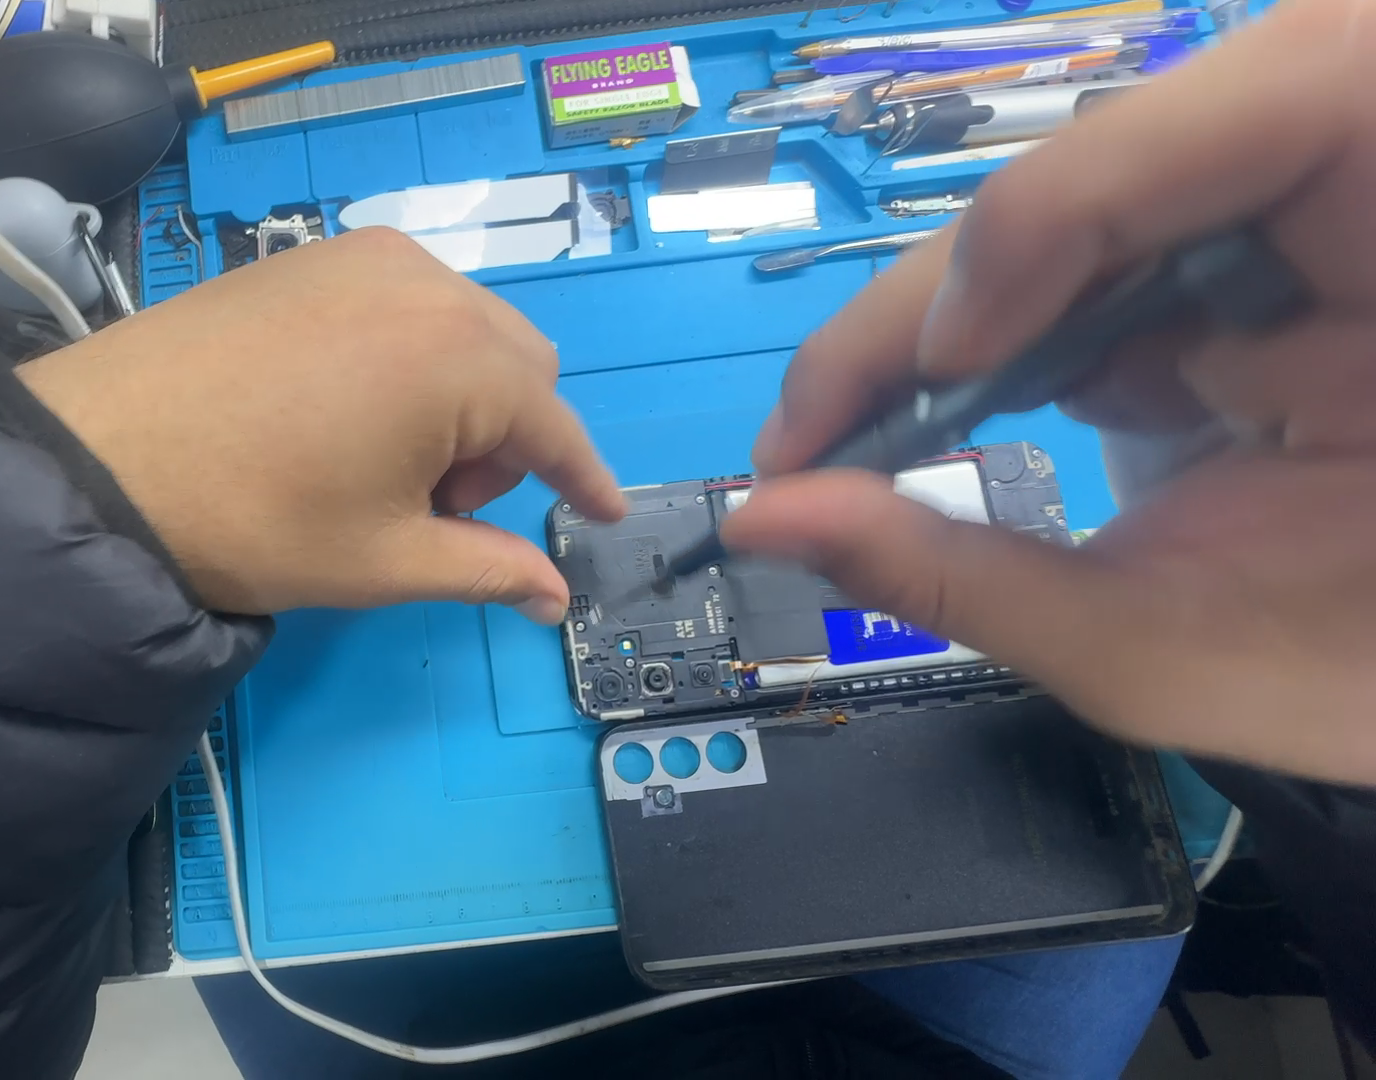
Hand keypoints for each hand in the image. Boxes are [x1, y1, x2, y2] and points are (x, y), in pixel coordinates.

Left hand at [18, 228, 625, 623]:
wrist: (100, 461)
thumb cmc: (257, 522)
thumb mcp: (385, 561)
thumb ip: (490, 572)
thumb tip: (556, 599)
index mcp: (458, 357)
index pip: (553, 425)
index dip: (585, 476)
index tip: (604, 511)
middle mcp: (426, 285)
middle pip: (518, 369)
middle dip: (503, 443)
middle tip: (437, 503)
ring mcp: (364, 258)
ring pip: (466, 332)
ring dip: (460, 401)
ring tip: (385, 460)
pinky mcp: (314, 256)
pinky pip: (408, 305)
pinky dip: (414, 360)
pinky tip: (350, 410)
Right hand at [721, 0, 1375, 785]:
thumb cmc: (1356, 698)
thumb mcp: (1145, 651)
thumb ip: (944, 570)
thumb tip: (753, 520)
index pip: (1271, 105)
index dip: (1058, 216)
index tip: (942, 374)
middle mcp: (1364, 215)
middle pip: (1100, 177)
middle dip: (928, 311)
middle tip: (807, 442)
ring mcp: (1283, 250)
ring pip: (1047, 232)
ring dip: (921, 342)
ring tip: (839, 449)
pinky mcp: (1209, 297)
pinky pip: (1050, 290)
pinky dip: (958, 364)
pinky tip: (908, 431)